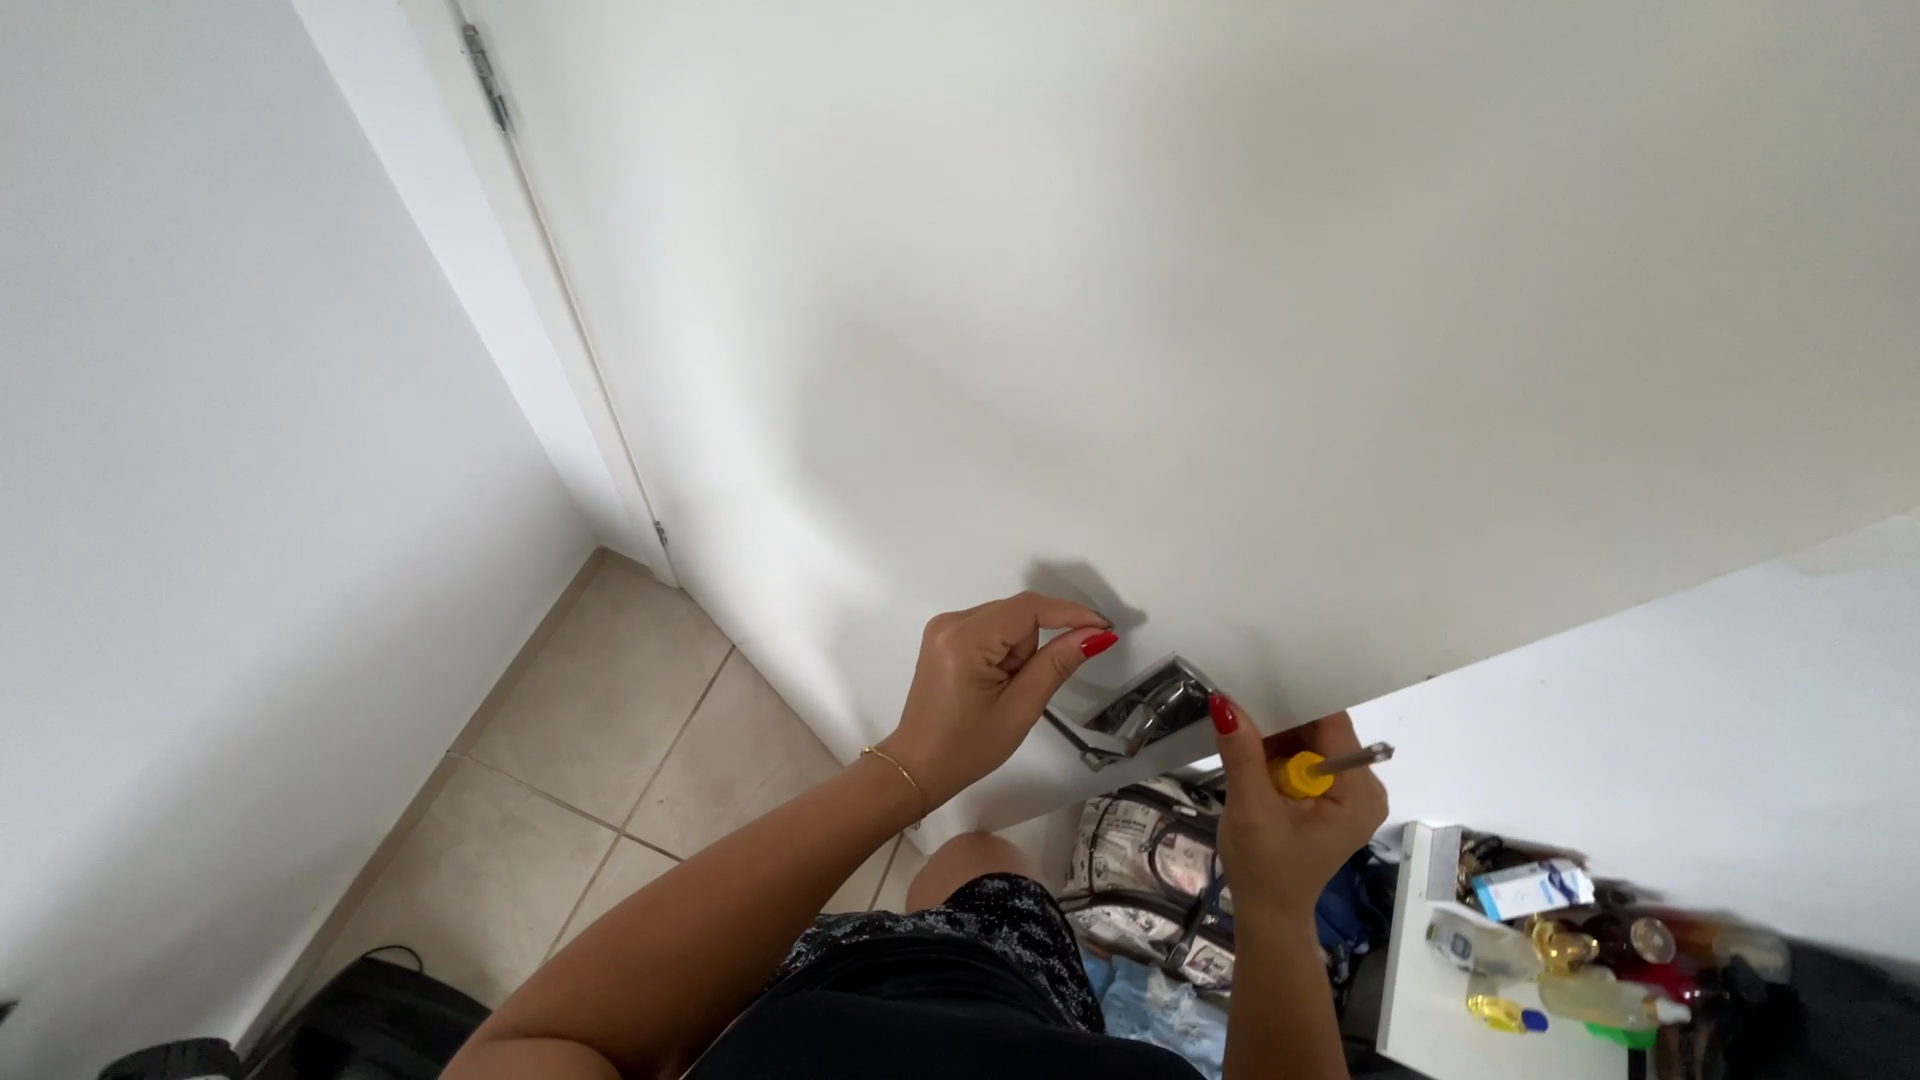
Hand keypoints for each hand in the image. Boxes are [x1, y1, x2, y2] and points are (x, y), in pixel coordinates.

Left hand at [878, 592, 1115, 806]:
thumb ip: (1057, 663)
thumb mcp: (1021, 708)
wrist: (919, 766)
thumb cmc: (969, 746)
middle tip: (1024, 688)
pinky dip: (1003, 649)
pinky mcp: (943, 636)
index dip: (1070, 613)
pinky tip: (992, 682)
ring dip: (1018, 649)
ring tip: (1003, 690)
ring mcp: (943, 626)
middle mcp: (950, 621)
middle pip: (1016, 613)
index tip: (1103, 628)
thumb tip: (1095, 633)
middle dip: (1034, 645)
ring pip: (1005, 620)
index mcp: (965, 639)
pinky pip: (989, 628)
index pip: (1028, 607)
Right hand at [1209, 696, 1388, 923]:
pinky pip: (1301, 756)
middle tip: (1236, 695)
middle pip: (1320, 728)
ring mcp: (1343, 790)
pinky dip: (1274, 749)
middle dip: (1280, 715)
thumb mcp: (1251, 809)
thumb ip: (1242, 754)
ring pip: (1307, 739)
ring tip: (1235, 717)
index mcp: (1357, 791)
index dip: (1297, 698)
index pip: (1332, 724)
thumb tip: (1225, 703)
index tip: (1258, 676)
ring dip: (1273, 732)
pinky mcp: (1324, 794)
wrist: (1267, 911)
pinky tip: (1247, 743)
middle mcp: (1360, 785)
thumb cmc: (1265, 867)